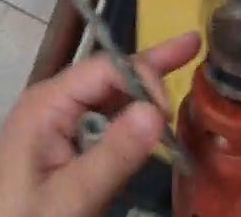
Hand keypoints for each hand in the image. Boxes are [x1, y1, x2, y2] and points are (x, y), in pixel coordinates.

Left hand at [0, 31, 201, 216]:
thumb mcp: (71, 197)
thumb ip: (113, 155)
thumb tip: (157, 110)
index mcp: (47, 102)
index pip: (104, 70)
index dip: (142, 79)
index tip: (170, 114)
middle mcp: (54, 101)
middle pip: (109, 73)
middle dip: (150, 62)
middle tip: (193, 45)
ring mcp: (59, 121)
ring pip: (110, 94)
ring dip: (144, 87)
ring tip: (183, 66)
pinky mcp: (64, 143)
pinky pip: (104, 119)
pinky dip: (132, 115)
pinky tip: (154, 116)